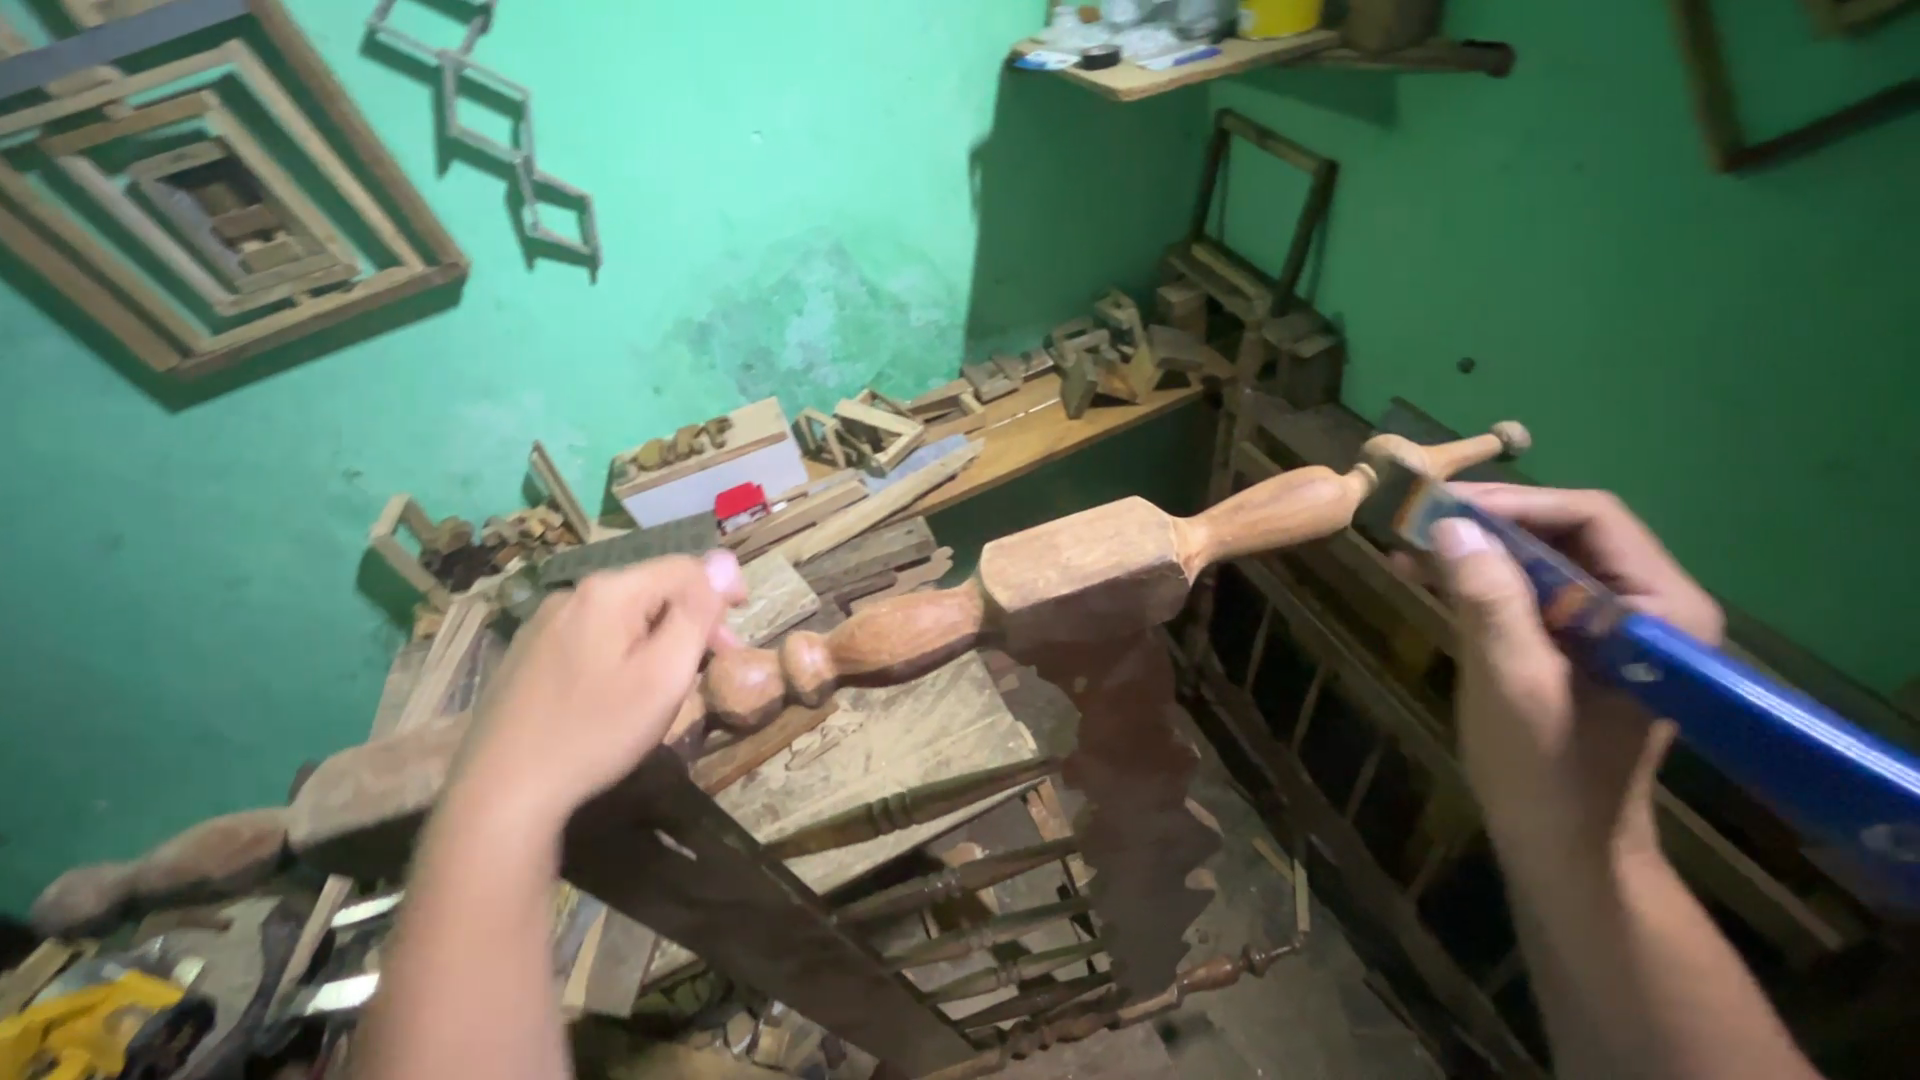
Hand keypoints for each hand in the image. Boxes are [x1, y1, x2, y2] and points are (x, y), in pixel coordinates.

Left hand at [453, 551, 747, 827]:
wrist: (501, 792)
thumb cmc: (596, 733)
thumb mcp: (664, 676)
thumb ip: (697, 615)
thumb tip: (725, 561)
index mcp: (609, 592)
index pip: (685, 567)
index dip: (722, 591)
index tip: (737, 635)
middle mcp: (573, 594)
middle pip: (653, 589)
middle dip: (691, 620)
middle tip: (711, 666)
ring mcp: (544, 623)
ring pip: (623, 613)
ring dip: (657, 637)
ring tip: (665, 685)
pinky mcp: (528, 652)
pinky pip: (593, 634)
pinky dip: (622, 650)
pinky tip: (617, 692)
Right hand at [1430, 486, 1721, 862]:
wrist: (1562, 842)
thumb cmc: (1545, 770)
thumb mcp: (1512, 681)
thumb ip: (1488, 599)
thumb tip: (1448, 525)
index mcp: (1660, 608)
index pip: (1591, 518)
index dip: (1514, 504)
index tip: (1441, 508)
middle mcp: (1648, 603)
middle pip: (1565, 532)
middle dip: (1489, 523)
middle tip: (1418, 520)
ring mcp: (1613, 622)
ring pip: (1542, 556)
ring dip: (1477, 547)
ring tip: (1410, 544)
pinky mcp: (1577, 641)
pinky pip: (1529, 588)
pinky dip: (1478, 577)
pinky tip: (1426, 574)